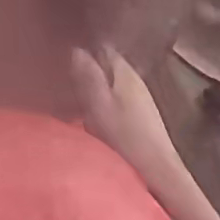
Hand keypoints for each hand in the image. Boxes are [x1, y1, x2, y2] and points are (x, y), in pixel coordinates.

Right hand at [70, 46, 182, 181]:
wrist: (158, 173)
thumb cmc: (124, 136)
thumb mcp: (98, 103)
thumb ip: (87, 74)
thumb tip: (76, 48)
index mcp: (123, 70)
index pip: (100, 46)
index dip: (81, 47)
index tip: (61, 55)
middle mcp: (134, 78)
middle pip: (105, 64)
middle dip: (85, 67)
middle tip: (61, 78)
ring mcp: (139, 97)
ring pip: (109, 82)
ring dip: (92, 87)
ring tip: (71, 97)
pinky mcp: (141, 116)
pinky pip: (114, 98)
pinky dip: (100, 102)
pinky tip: (90, 117)